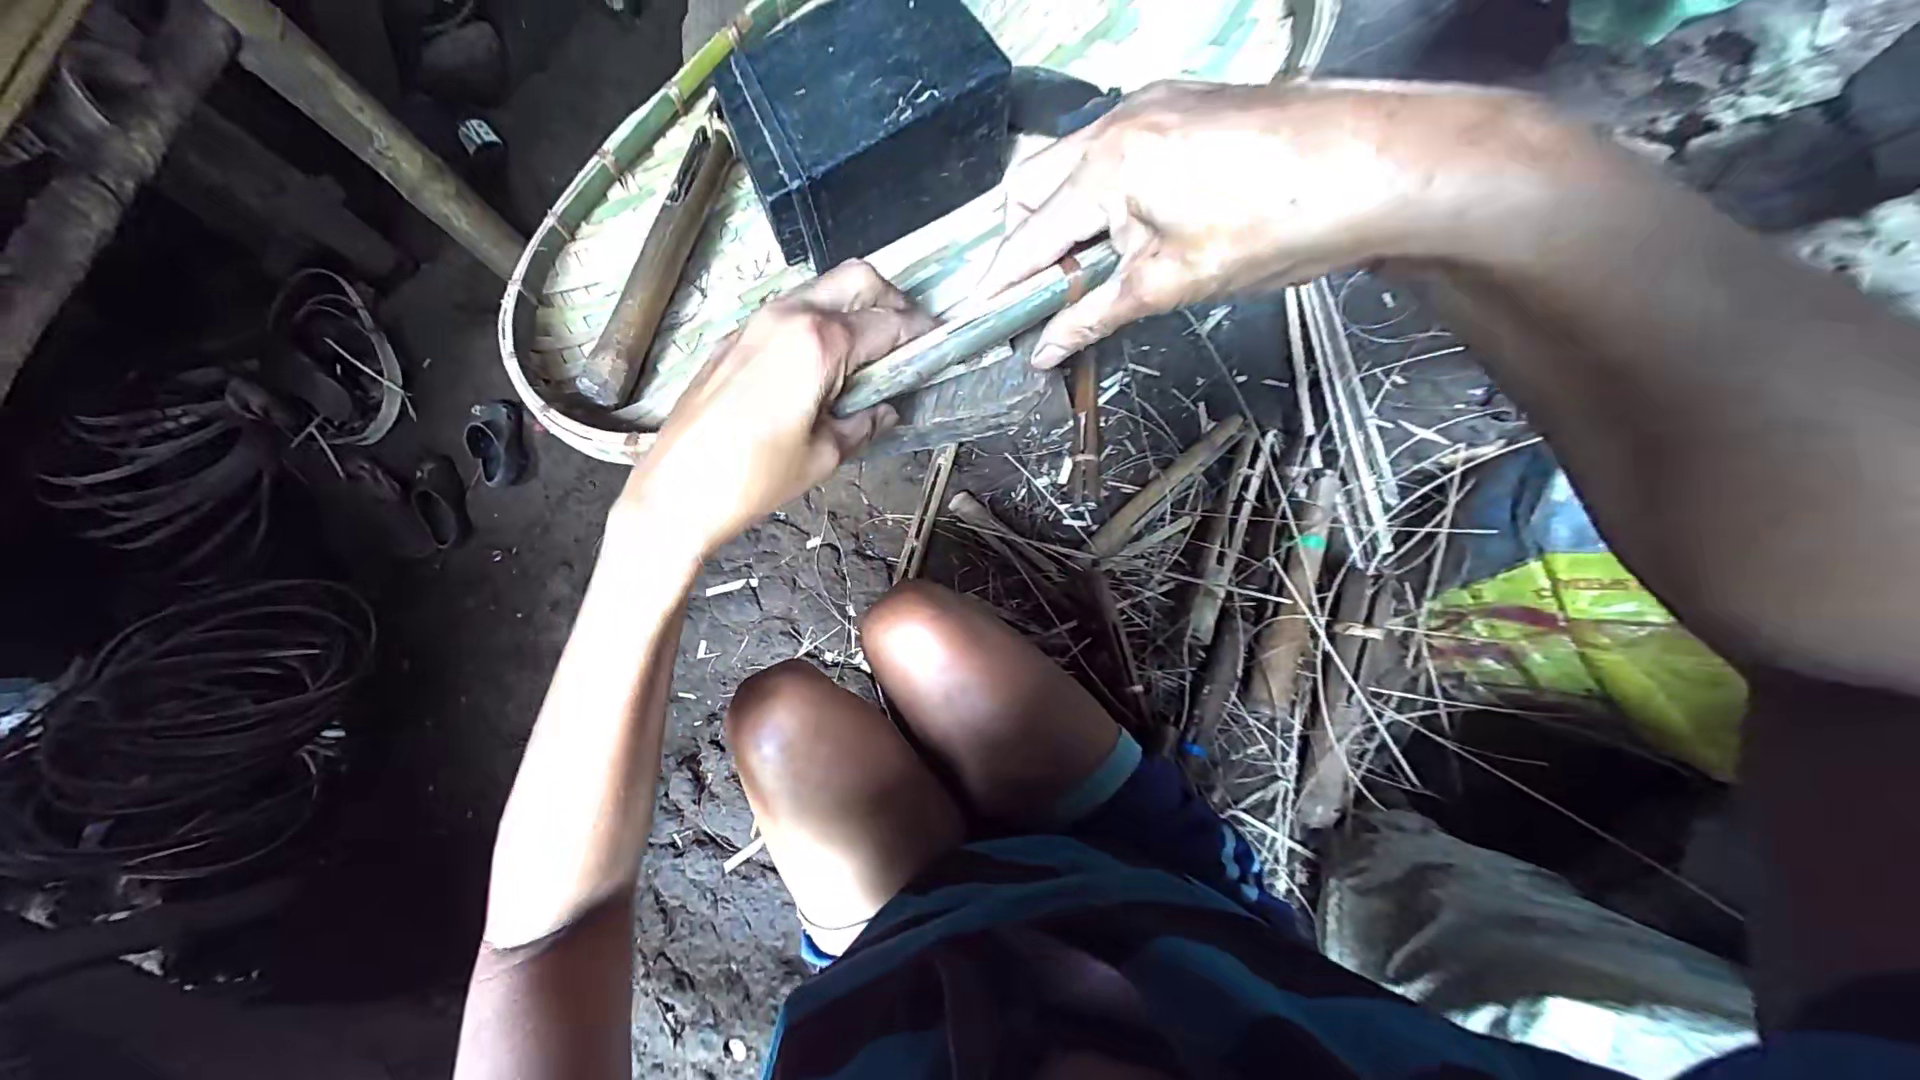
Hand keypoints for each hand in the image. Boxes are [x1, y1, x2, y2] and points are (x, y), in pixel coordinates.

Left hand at [610, 261, 934, 555]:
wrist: (676, 488)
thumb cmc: (754, 478)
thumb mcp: (824, 455)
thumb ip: (865, 423)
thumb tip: (886, 409)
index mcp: (818, 343)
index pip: (887, 323)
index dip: (920, 332)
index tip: (939, 342)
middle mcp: (788, 316)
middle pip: (858, 279)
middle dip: (893, 300)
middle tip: (910, 337)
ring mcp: (758, 321)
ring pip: (823, 288)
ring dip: (856, 307)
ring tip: (873, 351)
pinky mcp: (738, 336)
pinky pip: (793, 309)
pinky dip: (823, 320)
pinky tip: (828, 362)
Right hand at [980, 79, 1559, 368]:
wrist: (1381, 165)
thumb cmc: (1272, 227)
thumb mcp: (1170, 284)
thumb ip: (1094, 316)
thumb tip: (1042, 350)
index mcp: (1106, 165)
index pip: (1027, 238)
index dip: (997, 286)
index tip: (973, 320)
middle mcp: (1115, 122)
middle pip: (1031, 189)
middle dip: (1021, 248)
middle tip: (1034, 301)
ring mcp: (1149, 105)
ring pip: (1068, 167)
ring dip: (1059, 221)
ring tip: (1081, 272)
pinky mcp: (1179, 105)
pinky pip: (1108, 152)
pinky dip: (1096, 197)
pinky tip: (1122, 230)